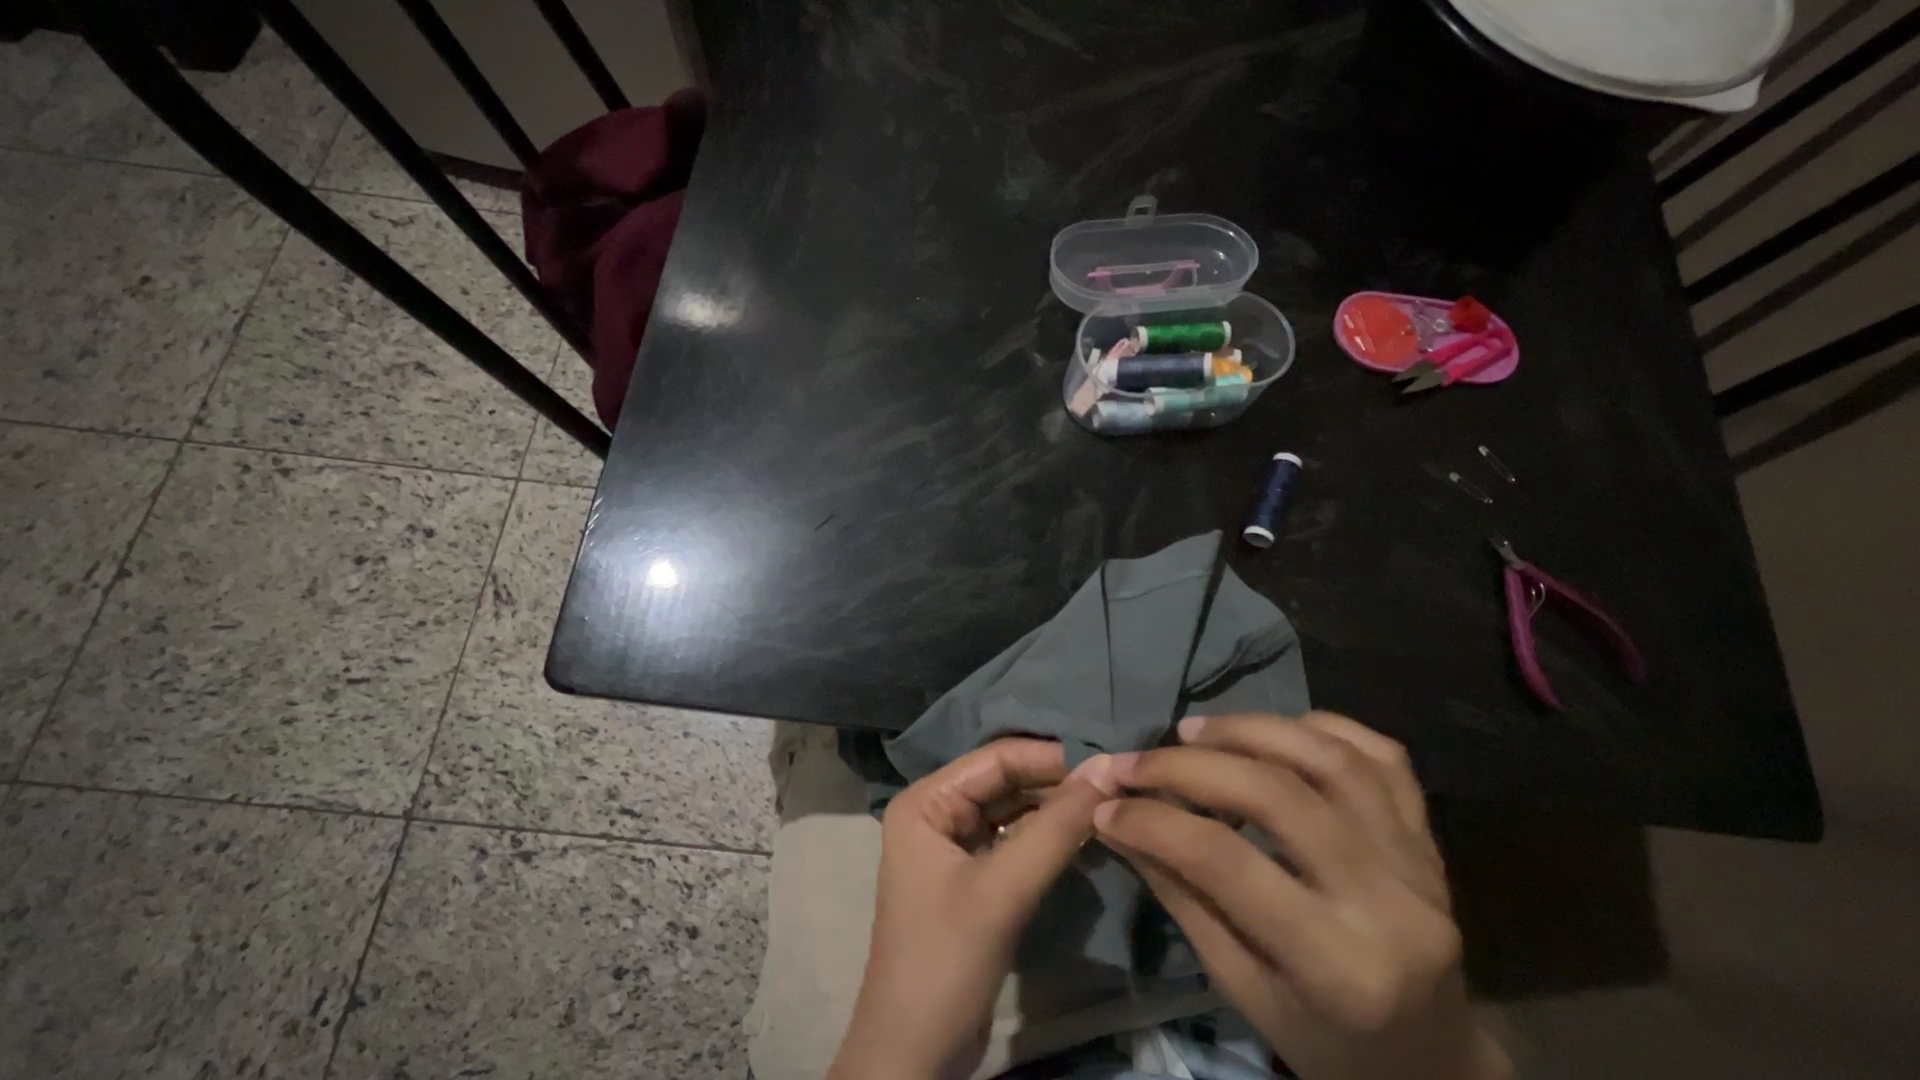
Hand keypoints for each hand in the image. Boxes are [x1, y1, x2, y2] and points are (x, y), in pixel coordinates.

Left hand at [828, 739, 1116, 1079]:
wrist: (914, 1049)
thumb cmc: (947, 958)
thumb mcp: (1003, 889)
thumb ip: (1055, 827)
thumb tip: (1106, 768)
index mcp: (925, 802)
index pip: (997, 758)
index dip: (1053, 756)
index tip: (1110, 760)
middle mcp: (936, 814)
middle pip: (1006, 782)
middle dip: (1058, 782)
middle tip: (1118, 783)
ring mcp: (953, 848)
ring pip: (1013, 812)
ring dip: (1056, 810)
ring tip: (1112, 805)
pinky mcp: (972, 881)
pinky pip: (1014, 843)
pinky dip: (1048, 839)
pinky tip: (1087, 837)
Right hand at [1094, 712, 1511, 1079]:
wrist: (1432, 1057)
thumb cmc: (1326, 1041)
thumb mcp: (1242, 989)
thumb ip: (1184, 898)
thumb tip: (1119, 822)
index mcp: (1338, 964)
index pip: (1228, 865)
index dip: (1155, 823)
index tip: (1106, 804)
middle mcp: (1390, 901)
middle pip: (1278, 796)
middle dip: (1191, 767)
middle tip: (1137, 761)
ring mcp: (1419, 861)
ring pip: (1331, 760)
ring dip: (1251, 730)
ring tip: (1194, 731)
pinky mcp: (1430, 837)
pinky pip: (1380, 755)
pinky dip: (1320, 728)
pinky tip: (1272, 732)